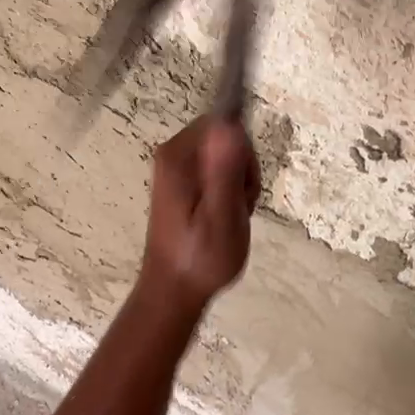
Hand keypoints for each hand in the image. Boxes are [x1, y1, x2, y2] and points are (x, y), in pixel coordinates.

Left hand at [141, 117, 260, 305]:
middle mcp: (172, 153)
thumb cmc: (201, 258)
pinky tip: (223, 217)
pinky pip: (216, 169)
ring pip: (224, 155)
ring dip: (237, 183)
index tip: (239, 188)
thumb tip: (230, 124)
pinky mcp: (180, 181)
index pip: (224, 124)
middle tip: (236, 207)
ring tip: (230, 216)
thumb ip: (226, 170)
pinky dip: (227, 191)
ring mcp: (174, 167)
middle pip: (224, 137)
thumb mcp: (222, 217)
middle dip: (241, 169)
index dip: (242, 154)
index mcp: (178, 156)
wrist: (174, 291)